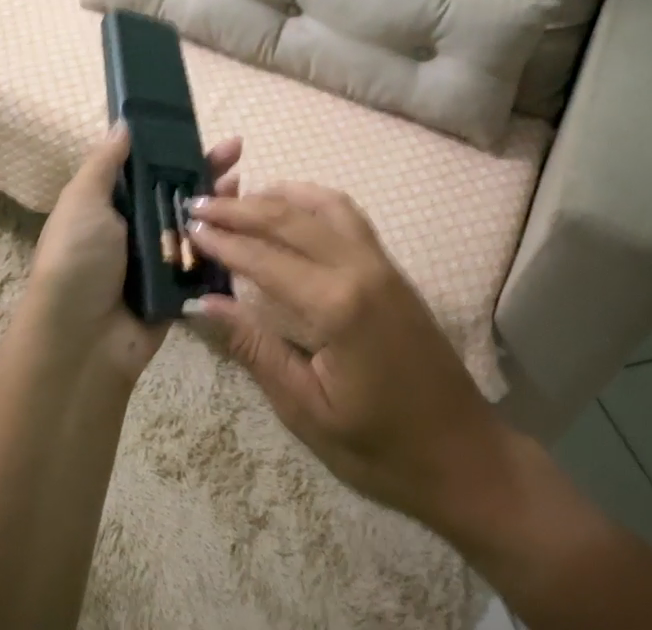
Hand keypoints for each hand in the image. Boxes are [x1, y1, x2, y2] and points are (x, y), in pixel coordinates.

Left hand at [28, 124, 241, 382]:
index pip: (148, 169)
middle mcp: (134, 230)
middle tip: (237, 151)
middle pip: (178, 193)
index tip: (203, 133)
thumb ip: (104, 163)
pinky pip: (206, 263)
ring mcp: (158, 262)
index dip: (174, 150)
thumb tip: (122, 124)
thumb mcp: (83, 201)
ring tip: (244, 183)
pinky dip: (225, 246)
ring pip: (197, 226)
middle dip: (206, 172)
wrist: (82, 339)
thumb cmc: (77, 260)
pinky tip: (246, 226)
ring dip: (221, 204)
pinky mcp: (179, 292)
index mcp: (109, 206)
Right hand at [184, 184, 503, 532]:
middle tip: (199, 202)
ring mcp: (384, 266)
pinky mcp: (395, 272)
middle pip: (293, 219)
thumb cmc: (380, 448)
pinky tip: (294, 213)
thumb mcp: (305, 409)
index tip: (187, 228)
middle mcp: (362, 270)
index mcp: (338, 305)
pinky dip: (315, 203)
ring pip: (327, 206)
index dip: (223, 242)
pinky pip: (350, 219)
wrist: (464, 456)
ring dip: (281, 195)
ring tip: (241, 197)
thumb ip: (254, 348)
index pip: (265, 259)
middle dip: (242, 208)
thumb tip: (201, 303)